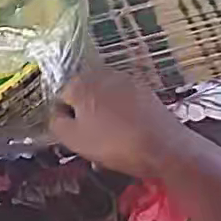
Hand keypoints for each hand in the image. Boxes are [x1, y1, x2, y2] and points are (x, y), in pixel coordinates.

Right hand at [49, 67, 194, 178]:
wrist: (163, 146)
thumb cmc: (114, 143)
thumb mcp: (74, 140)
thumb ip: (57, 124)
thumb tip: (56, 115)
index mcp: (80, 83)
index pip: (60, 98)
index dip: (65, 120)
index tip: (75, 137)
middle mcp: (101, 74)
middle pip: (83, 94)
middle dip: (84, 114)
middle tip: (92, 139)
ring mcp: (125, 79)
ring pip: (104, 97)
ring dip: (103, 113)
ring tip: (111, 137)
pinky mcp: (144, 88)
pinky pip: (123, 100)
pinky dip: (121, 112)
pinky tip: (128, 131)